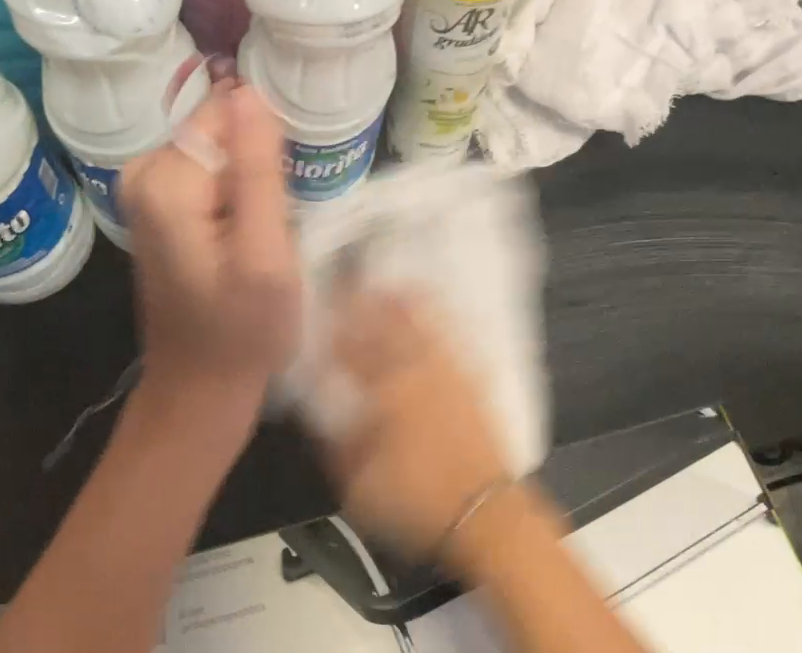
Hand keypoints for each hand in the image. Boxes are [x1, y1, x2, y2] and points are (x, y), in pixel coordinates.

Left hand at [118, 82, 300, 400]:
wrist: (200, 386)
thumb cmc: (242, 330)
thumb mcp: (264, 254)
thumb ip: (258, 170)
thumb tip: (250, 91)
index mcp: (165, 180)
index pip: (227, 113)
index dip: (267, 144)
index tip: (287, 186)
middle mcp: (142, 173)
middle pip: (220, 130)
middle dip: (257, 165)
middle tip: (277, 220)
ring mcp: (145, 189)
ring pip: (219, 151)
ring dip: (250, 181)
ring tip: (266, 230)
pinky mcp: (158, 205)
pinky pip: (209, 171)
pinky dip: (236, 194)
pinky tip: (248, 233)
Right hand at [321, 290, 513, 563]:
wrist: (486, 515)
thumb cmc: (417, 503)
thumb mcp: (357, 485)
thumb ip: (334, 443)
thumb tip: (317, 416)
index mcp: (383, 393)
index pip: (348, 349)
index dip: (329, 328)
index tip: (315, 313)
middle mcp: (416, 372)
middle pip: (385, 325)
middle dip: (363, 302)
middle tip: (347, 285)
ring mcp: (449, 373)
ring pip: (422, 324)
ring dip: (400, 302)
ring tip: (387, 287)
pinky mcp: (473, 382)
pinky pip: (456, 339)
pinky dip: (441, 320)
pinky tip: (435, 312)